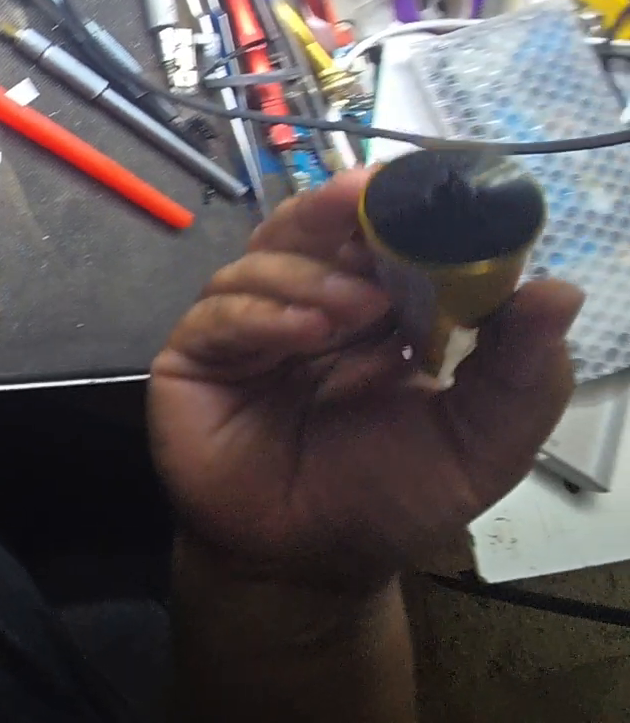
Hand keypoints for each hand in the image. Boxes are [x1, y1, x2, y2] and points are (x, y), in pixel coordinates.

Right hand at [149, 168, 583, 588]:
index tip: (424, 190)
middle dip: (328, 212)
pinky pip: (214, 315)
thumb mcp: (479, 442)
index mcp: (366, 319)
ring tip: (355, 309)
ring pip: (252, 266)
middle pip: (296, 236)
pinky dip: (258, 312)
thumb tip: (554, 290)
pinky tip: (302, 332)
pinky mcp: (191, 354)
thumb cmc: (385, 496)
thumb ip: (519, 375)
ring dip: (304, 275)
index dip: (391, 215)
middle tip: (364, 200)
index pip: (368, 247)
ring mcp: (238, 330)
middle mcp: (296, 310)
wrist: (300, 555)